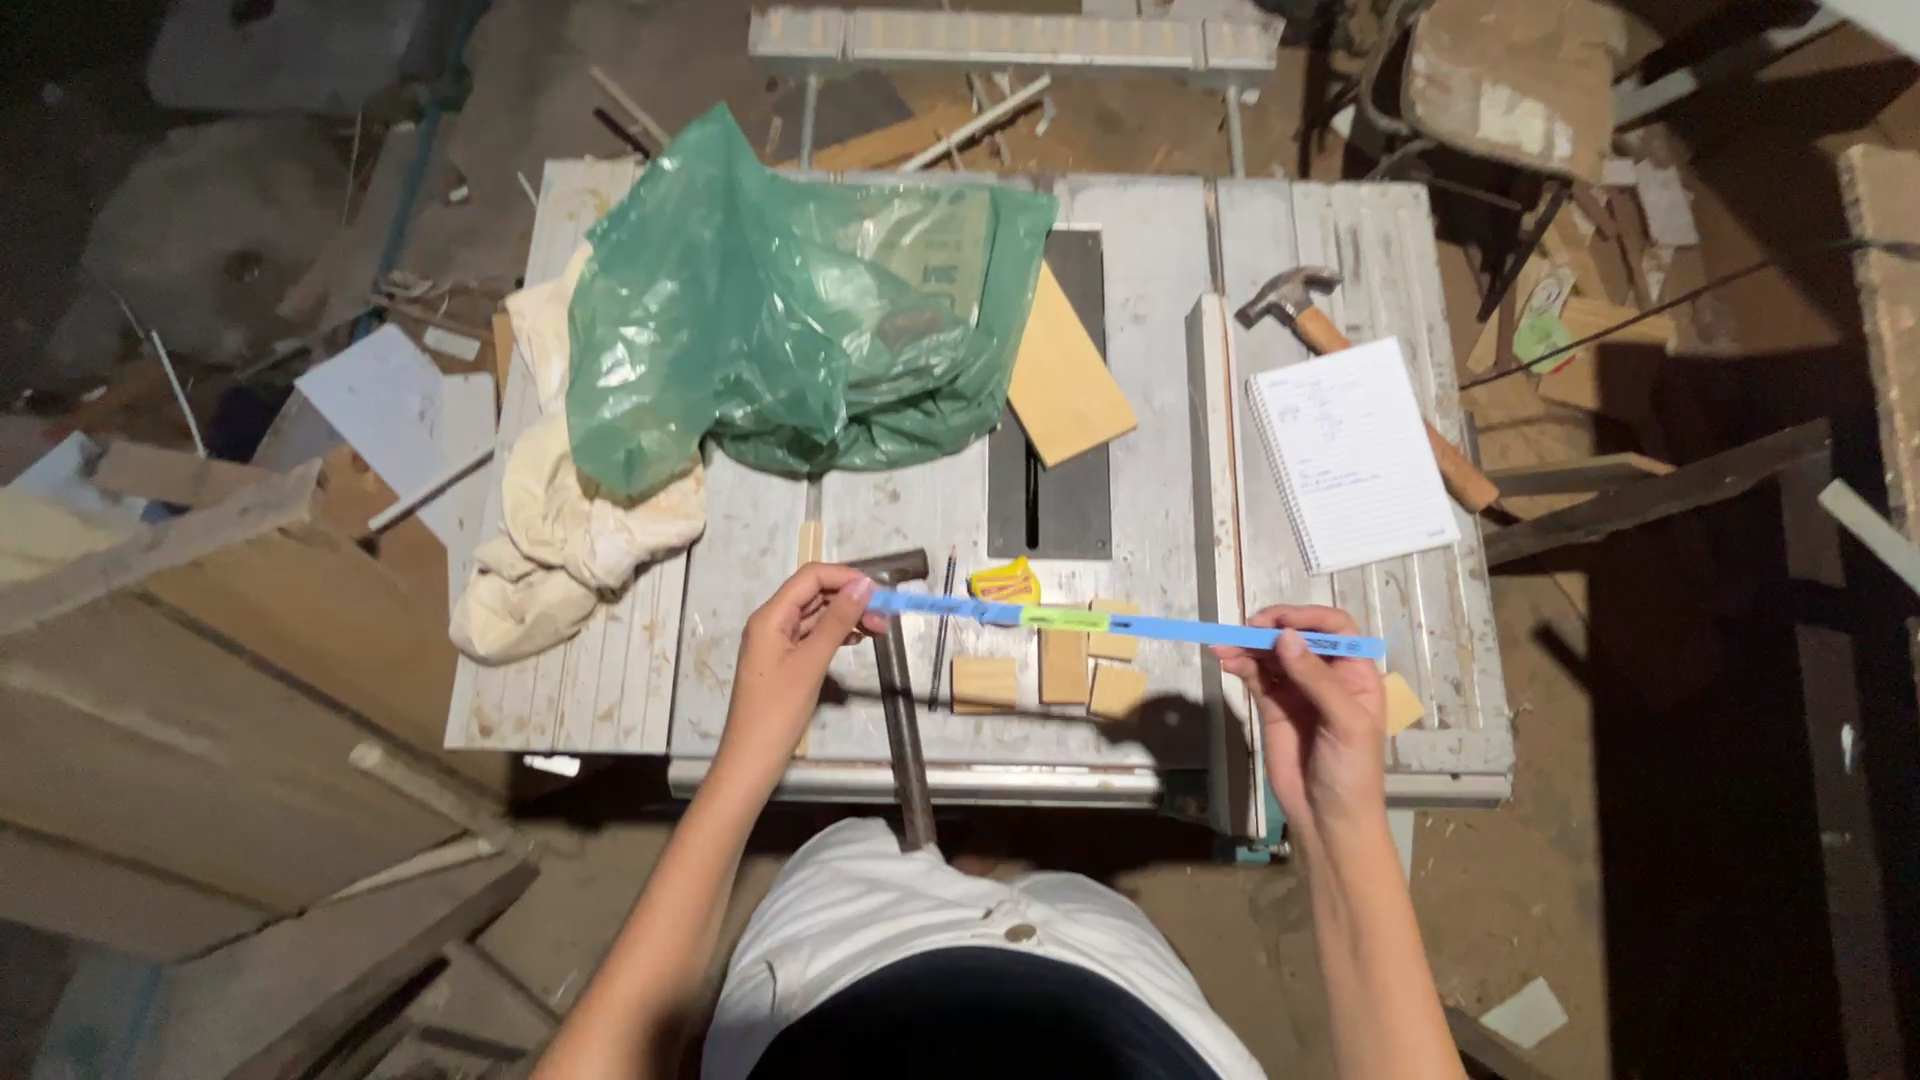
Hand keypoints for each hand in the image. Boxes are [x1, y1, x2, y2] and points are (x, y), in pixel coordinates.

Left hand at [714, 564, 889, 789]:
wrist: (752, 759)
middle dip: (850, 598)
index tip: (879, 591)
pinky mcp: (786, 660)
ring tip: (879, 629)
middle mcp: (772, 622)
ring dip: (848, 616)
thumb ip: (837, 621)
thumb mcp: (811, 662)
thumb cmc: (778, 710)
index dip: (844, 577)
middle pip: (815, 594)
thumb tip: (863, 585)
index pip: (810, 577)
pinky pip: (814, 635)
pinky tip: (858, 639)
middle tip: (885, 616)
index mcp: (771, 616)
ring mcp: (778, 641)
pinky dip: (837, 633)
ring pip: (817, 615)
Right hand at [1211, 605, 1386, 845]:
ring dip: (1248, 646)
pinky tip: (1226, 662)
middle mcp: (1326, 676)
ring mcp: (1297, 690)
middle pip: (1297, 636)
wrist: (1328, 817)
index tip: (1278, 621)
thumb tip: (1285, 637)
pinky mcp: (1273, 706)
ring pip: (1271, 654)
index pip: (1335, 629)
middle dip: (1272, 628)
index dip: (1308, 618)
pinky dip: (1240, 664)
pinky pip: (1255, 675)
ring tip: (1223, 646)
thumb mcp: (1345, 723)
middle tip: (1247, 630)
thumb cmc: (1352, 772)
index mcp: (1356, 675)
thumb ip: (1316, 678)